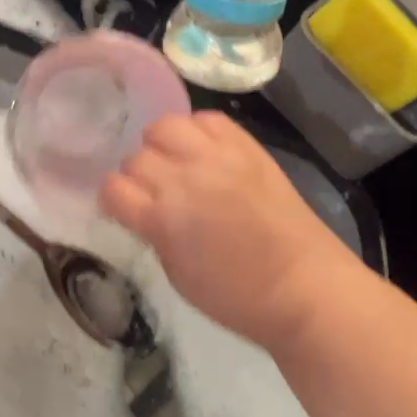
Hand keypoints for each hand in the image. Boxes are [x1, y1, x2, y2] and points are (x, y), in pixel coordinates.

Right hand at [100, 112, 359, 350]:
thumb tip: (142, 211)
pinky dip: (197, 131)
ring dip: (162, 145)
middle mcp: (184, 178)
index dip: (114, 199)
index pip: (112, 187)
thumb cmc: (237, 297)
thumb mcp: (178, 275)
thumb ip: (153, 233)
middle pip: (136, 157)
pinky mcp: (245, 145)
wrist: (304, 285)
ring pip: (164, 126)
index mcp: (162, 218)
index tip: (125, 209)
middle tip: (156, 194)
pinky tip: (203, 151)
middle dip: (139, 177)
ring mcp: (216, 156)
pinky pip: (206, 118)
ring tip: (176, 163)